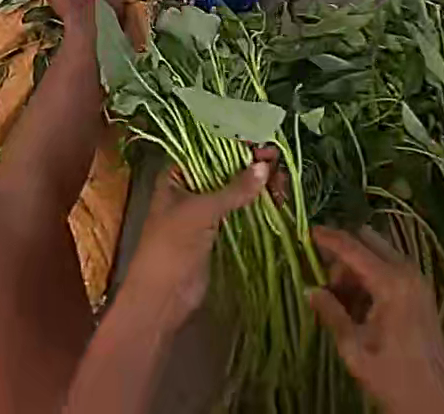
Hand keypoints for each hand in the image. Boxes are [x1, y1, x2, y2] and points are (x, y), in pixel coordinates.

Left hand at [118, 150, 271, 326]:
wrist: (161, 300)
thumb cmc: (171, 246)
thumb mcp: (201, 212)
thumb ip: (234, 189)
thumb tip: (264, 166)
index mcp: (178, 174)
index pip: (210, 148)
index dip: (236, 143)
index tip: (263, 143)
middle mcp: (191, 186)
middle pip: (225, 167)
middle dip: (251, 163)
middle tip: (278, 160)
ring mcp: (205, 209)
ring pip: (235, 188)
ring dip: (257, 182)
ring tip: (282, 179)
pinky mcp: (217, 229)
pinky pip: (239, 208)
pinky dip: (256, 202)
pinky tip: (276, 196)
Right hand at [309, 226, 443, 413]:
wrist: (439, 406)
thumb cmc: (395, 379)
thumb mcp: (355, 349)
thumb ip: (331, 313)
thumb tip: (309, 289)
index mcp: (391, 282)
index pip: (352, 246)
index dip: (327, 237)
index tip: (305, 232)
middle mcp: (406, 270)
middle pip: (366, 239)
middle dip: (341, 252)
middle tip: (321, 274)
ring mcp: (416, 278)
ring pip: (377, 251)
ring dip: (355, 264)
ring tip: (337, 295)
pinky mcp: (420, 289)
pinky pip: (388, 265)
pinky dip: (369, 274)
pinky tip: (357, 302)